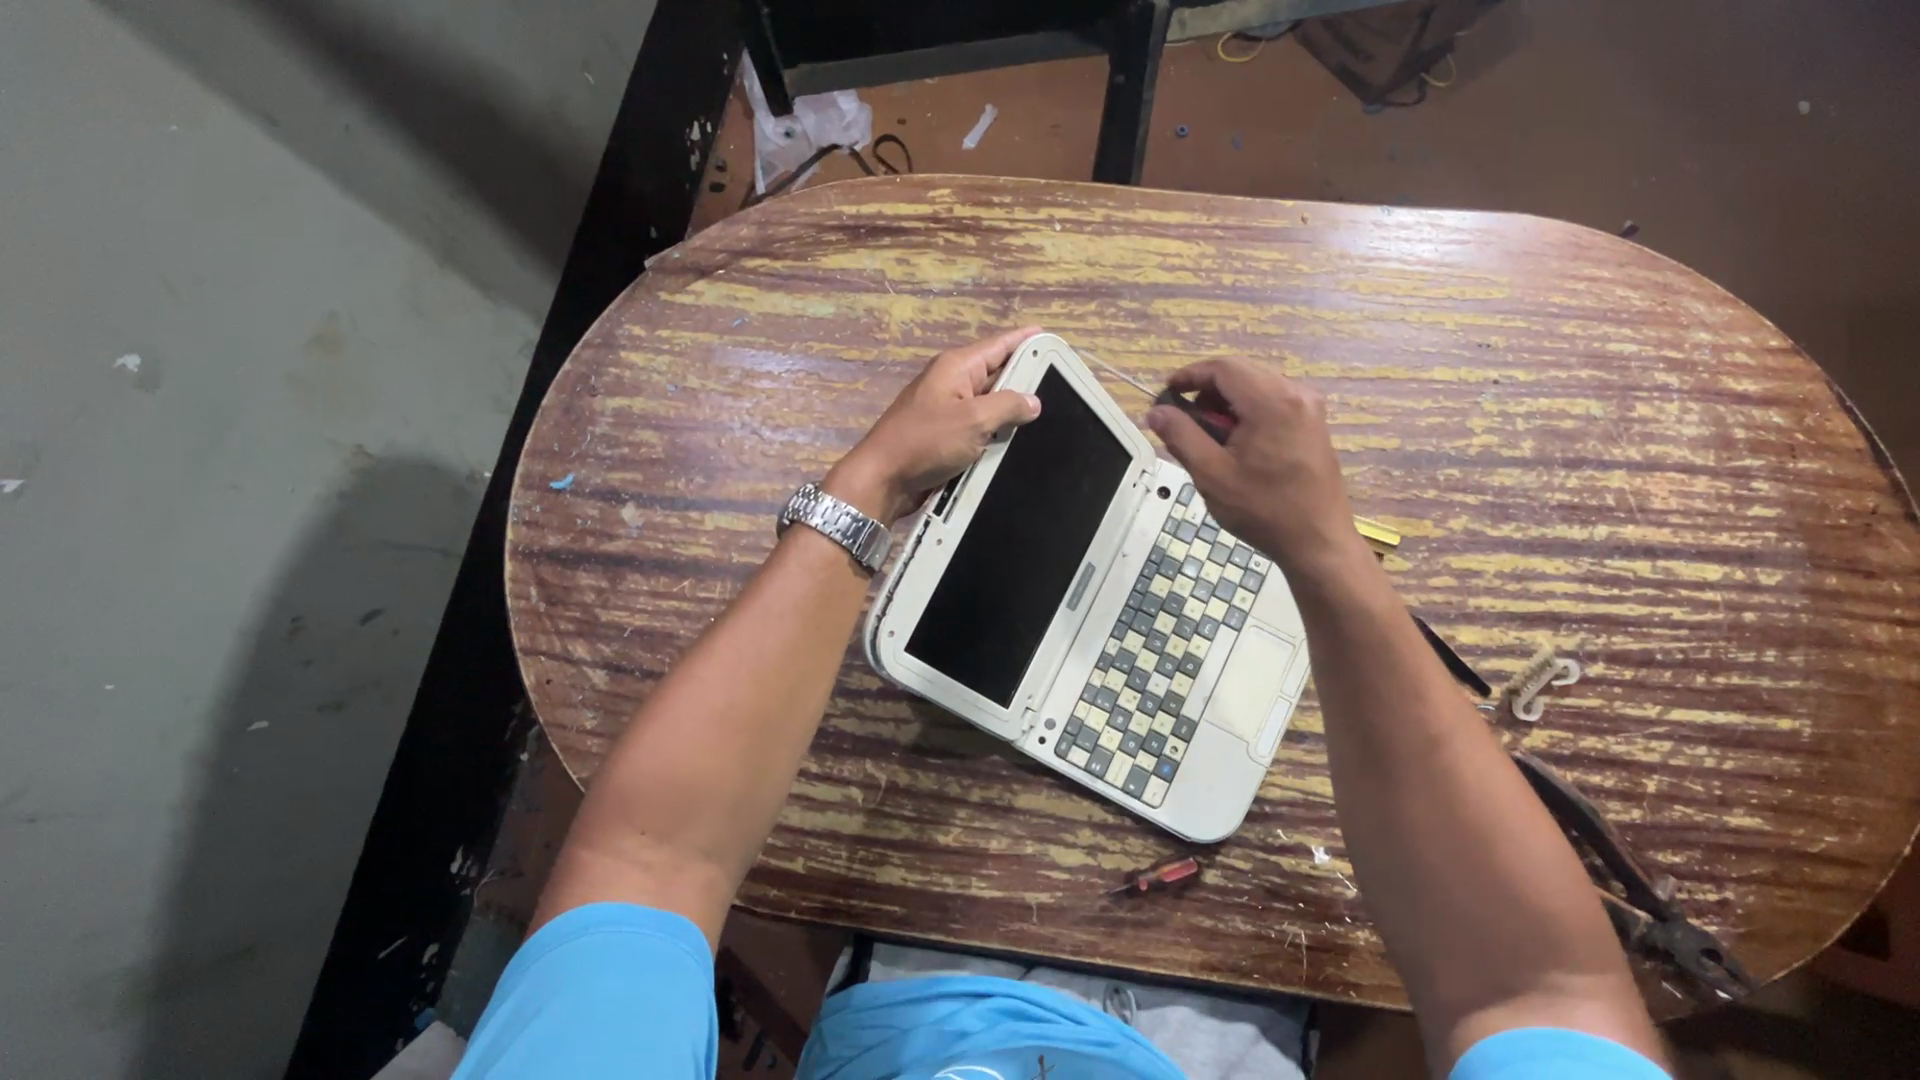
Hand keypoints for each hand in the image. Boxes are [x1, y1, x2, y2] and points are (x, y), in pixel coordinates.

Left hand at [824, 327, 1043, 521]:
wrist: (884, 479)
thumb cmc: (926, 442)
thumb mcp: (974, 420)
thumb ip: (1008, 406)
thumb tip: (1033, 401)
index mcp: (957, 367)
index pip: (1000, 345)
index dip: (1026, 340)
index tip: (1050, 337)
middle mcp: (952, 383)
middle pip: (997, 374)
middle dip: (1025, 378)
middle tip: (1060, 383)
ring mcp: (947, 410)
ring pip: (989, 404)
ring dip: (1011, 411)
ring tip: (1047, 415)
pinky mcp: (945, 436)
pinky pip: (979, 428)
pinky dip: (996, 433)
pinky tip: (1016, 441)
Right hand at [1145, 358, 1363, 574]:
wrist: (1318, 541)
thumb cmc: (1263, 510)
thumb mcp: (1212, 475)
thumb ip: (1181, 436)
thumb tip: (1156, 412)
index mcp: (1272, 401)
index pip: (1223, 368)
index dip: (1189, 376)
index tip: (1165, 396)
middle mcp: (1296, 394)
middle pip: (1241, 373)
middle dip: (1206, 393)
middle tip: (1183, 422)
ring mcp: (1309, 408)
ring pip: (1256, 387)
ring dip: (1225, 404)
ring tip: (1208, 439)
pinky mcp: (1313, 424)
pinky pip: (1272, 402)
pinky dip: (1247, 413)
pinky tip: (1235, 444)